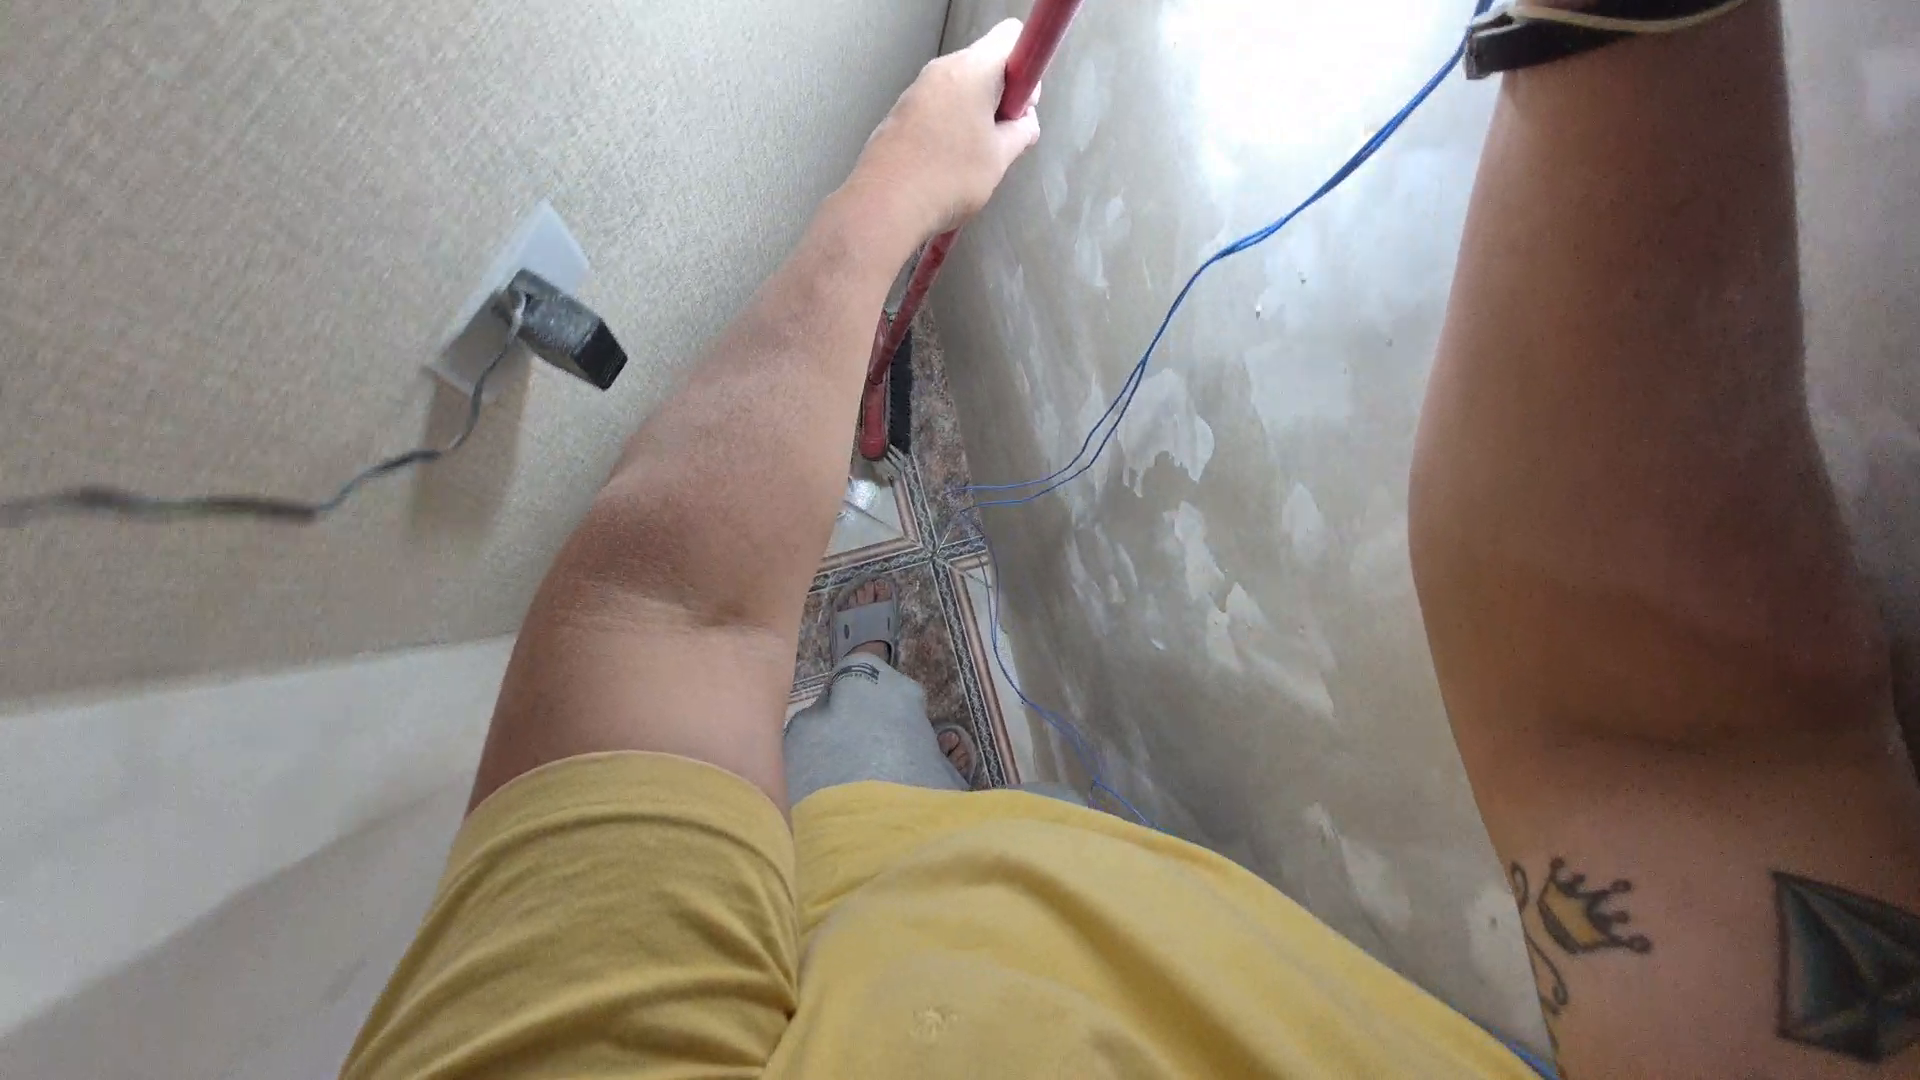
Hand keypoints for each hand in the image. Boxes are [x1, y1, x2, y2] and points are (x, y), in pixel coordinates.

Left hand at [849, 19, 1042, 237]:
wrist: (886, 206)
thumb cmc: (945, 180)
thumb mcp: (999, 159)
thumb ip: (1020, 133)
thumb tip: (1025, 124)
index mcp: (972, 70)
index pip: (1011, 38)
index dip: (1026, 70)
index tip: (1022, 107)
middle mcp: (941, 71)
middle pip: (984, 67)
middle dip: (999, 100)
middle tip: (1000, 142)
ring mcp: (917, 91)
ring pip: (959, 92)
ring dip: (973, 120)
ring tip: (971, 163)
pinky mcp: (900, 115)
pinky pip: (936, 112)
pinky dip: (949, 132)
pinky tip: (947, 167)